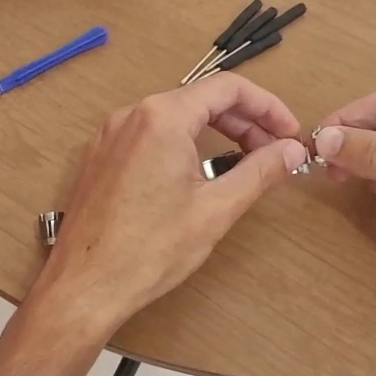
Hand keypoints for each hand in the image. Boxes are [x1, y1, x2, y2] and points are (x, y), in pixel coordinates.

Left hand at [37, 74, 307, 330]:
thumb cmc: (146, 251)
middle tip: (273, 153)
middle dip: (244, 123)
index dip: (268, 107)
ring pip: (175, 118)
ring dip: (214, 134)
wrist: (84, 287)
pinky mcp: (100, 158)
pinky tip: (199, 175)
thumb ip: (259, 172)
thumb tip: (291, 150)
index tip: (289, 133)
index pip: (228, 88)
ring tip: (242, 165)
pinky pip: (150, 136)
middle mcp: (131, 116)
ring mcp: (110, 136)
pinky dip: (182, 146)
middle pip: (201, 100)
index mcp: (162, 118)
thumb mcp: (216, 209)